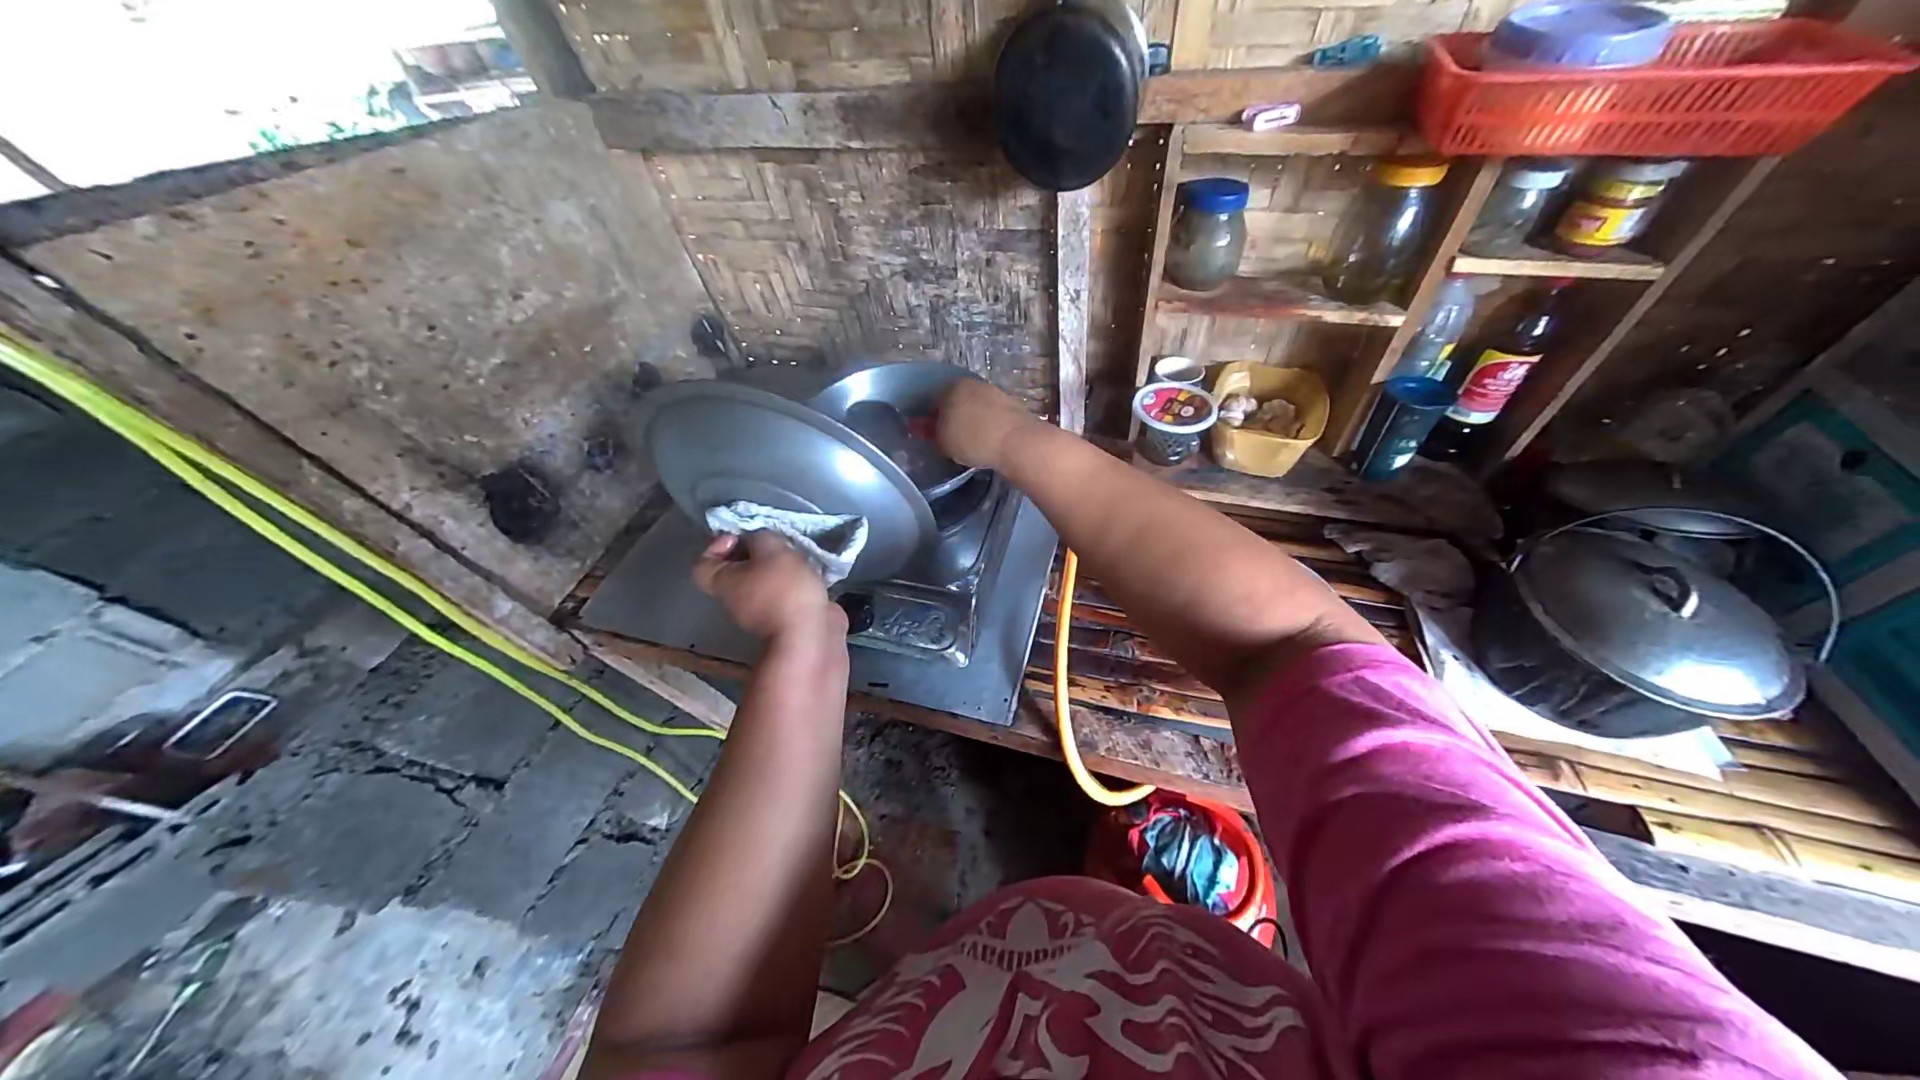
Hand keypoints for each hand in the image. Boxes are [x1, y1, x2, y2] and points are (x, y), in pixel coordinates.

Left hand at [692, 531, 845, 640]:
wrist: (808, 637)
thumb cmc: (783, 589)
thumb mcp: (771, 549)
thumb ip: (761, 536)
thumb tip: (758, 539)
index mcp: (722, 582)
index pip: (703, 562)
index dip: (718, 544)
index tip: (743, 536)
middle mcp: (735, 599)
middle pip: (736, 570)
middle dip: (755, 552)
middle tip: (776, 542)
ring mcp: (760, 613)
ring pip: (763, 581)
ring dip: (778, 567)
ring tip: (798, 555)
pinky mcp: (786, 619)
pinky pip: (784, 593)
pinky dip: (795, 582)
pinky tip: (812, 573)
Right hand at [935, 378, 1041, 471]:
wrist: (1018, 442)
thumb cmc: (972, 439)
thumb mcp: (942, 440)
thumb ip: (927, 431)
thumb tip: (916, 425)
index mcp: (951, 386)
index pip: (931, 400)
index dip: (927, 419)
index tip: (928, 435)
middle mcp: (972, 383)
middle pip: (954, 401)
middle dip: (949, 417)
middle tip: (947, 440)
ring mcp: (993, 392)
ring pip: (973, 407)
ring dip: (968, 421)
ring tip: (967, 443)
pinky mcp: (1011, 405)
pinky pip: (990, 415)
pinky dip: (984, 425)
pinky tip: (985, 440)